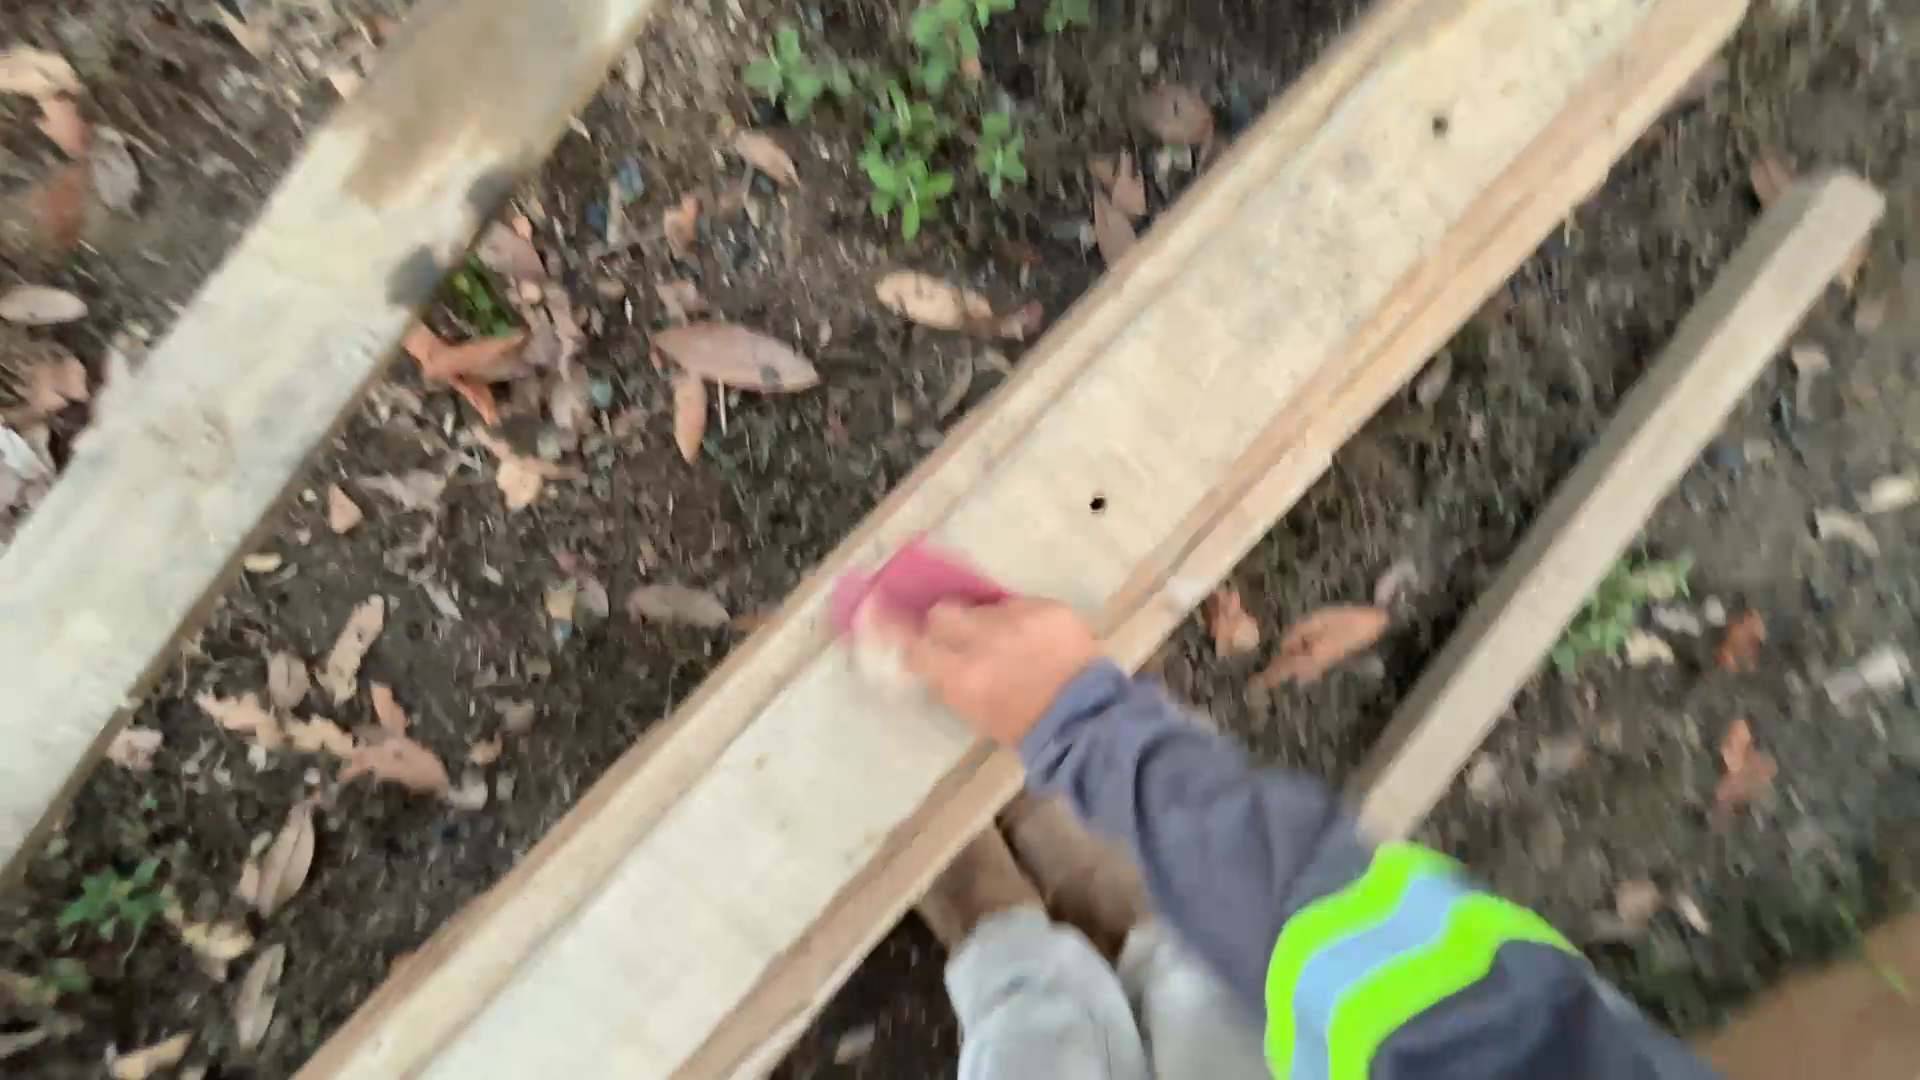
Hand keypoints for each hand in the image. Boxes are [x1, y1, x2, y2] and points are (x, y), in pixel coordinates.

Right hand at [864, 597, 1102, 745]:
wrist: (1088, 721)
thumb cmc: (1026, 728)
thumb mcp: (975, 712)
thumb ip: (949, 680)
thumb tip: (927, 655)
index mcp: (963, 678)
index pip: (913, 644)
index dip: (895, 629)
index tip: (879, 612)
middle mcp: (984, 641)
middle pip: (942, 612)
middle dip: (944, 621)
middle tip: (958, 634)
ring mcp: (1017, 619)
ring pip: (981, 605)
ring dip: (986, 620)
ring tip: (1008, 640)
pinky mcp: (1046, 606)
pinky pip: (1018, 604)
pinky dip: (1021, 619)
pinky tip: (1035, 639)